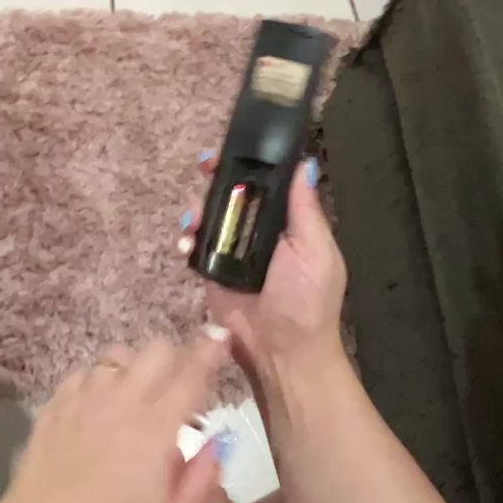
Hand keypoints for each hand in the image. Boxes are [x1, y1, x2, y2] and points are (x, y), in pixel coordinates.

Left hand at [0, 333, 230, 502]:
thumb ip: (201, 480)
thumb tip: (215, 442)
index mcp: (155, 428)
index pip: (191, 375)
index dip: (210, 351)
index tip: (221, 335)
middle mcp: (121, 400)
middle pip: (155, 349)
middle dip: (175, 357)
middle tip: (179, 387)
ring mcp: (83, 398)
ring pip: (117, 353)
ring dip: (135, 366)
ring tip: (136, 395)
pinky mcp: (55, 404)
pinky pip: (84, 371)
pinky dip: (99, 378)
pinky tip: (99, 404)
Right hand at [180, 154, 346, 381]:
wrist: (283, 354)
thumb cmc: (307, 301)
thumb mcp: (316, 250)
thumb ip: (304, 209)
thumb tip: (305, 163)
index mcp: (286, 221)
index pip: (263, 180)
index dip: (246, 161)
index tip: (230, 149)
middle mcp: (256, 229)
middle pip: (230, 191)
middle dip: (214, 177)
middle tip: (203, 168)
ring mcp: (231, 249)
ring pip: (207, 213)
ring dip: (196, 207)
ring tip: (194, 219)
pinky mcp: (210, 269)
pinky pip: (193, 244)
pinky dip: (186, 237)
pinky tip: (186, 242)